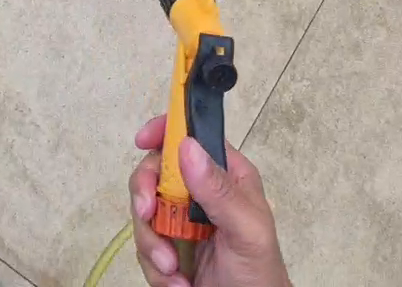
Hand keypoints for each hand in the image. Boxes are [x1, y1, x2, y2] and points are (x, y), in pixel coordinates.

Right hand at [126, 115, 290, 286]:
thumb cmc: (259, 274)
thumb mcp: (246, 229)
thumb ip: (218, 190)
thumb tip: (186, 145)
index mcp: (225, 174)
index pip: (191, 136)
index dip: (164, 130)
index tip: (142, 142)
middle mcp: (199, 191)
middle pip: (155, 170)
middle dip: (145, 193)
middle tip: (146, 213)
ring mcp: (180, 220)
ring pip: (144, 210)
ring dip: (151, 241)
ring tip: (171, 270)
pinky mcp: (168, 248)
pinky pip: (144, 245)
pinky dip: (154, 267)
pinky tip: (176, 283)